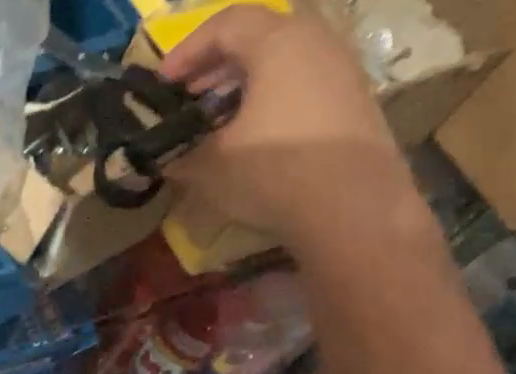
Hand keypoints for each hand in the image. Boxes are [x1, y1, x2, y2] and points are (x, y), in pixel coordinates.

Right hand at [162, 6, 414, 243]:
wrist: (354, 208)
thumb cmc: (275, 170)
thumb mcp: (212, 165)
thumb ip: (181, 153)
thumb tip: (164, 157)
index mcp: (278, 41)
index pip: (225, 24)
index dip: (186, 51)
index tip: (161, 83)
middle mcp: (316, 42)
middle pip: (257, 39)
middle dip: (215, 67)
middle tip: (187, 99)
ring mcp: (341, 71)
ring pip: (282, 64)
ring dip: (243, 88)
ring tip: (217, 122)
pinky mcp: (354, 104)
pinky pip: (302, 88)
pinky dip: (271, 103)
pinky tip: (254, 139)